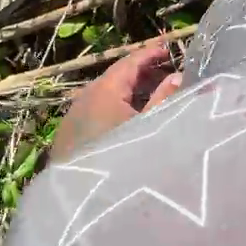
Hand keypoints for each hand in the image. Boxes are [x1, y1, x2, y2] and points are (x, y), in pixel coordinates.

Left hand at [49, 38, 184, 157]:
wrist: (83, 196)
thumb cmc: (123, 155)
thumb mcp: (151, 125)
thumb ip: (165, 98)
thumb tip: (177, 76)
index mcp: (105, 90)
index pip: (129, 62)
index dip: (150, 53)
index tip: (168, 49)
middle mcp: (86, 96)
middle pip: (116, 76)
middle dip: (141, 71)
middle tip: (165, 71)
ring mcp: (74, 115)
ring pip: (105, 93)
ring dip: (128, 89)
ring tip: (151, 93)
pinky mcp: (68, 133)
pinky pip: (95, 108)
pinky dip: (115, 104)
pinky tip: (128, 115)